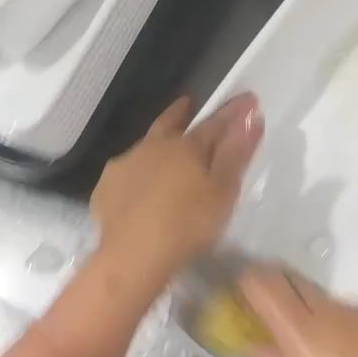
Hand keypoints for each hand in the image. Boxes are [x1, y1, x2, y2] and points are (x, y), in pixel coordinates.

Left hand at [90, 94, 263, 286]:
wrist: (135, 255)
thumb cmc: (188, 225)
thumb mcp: (222, 194)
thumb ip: (236, 155)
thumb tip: (251, 118)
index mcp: (186, 147)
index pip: (215, 123)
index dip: (233, 113)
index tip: (248, 101)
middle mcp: (153, 146)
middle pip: (170, 122)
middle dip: (181, 112)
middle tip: (188, 105)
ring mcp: (125, 164)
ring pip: (144, 147)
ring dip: (155, 145)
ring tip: (161, 153)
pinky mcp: (106, 187)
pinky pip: (124, 174)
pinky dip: (134, 176)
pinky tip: (136, 190)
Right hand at [238, 266, 357, 356]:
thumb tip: (251, 345)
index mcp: (298, 328)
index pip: (259, 281)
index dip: (241, 285)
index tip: (234, 303)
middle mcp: (322, 307)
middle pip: (284, 277)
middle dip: (266, 290)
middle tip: (259, 319)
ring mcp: (349, 308)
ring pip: (311, 294)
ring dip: (296, 308)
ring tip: (300, 346)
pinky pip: (335, 309)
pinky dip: (323, 321)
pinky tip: (334, 355)